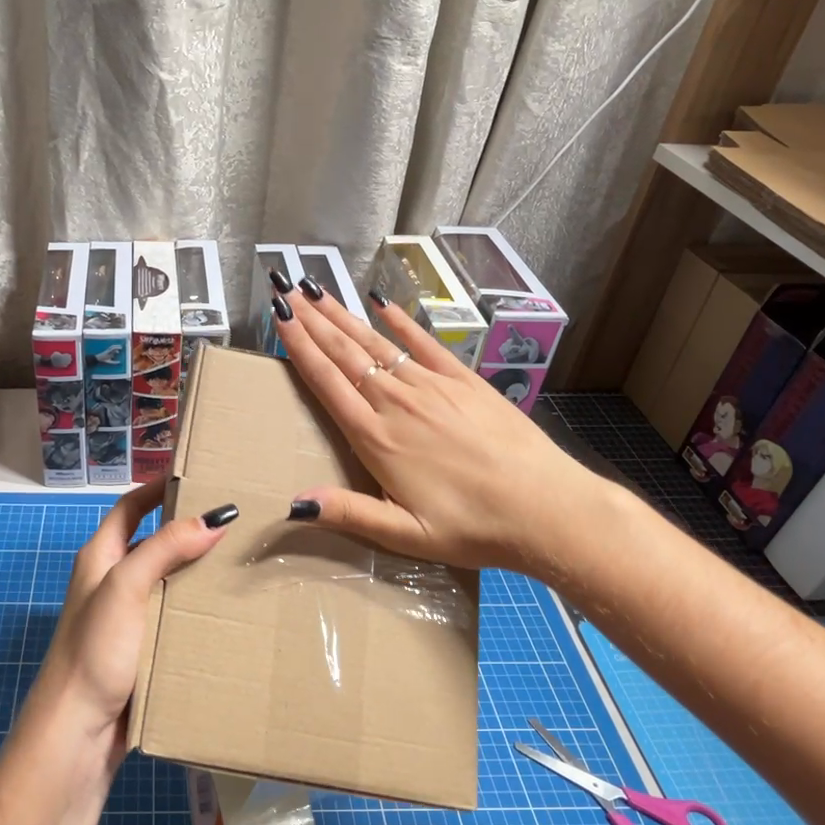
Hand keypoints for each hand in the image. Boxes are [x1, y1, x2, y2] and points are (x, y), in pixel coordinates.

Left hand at [27, 480, 235, 746]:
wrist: (76, 734)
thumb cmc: (94, 649)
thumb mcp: (126, 587)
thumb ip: (165, 548)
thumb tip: (214, 517)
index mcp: (99, 557)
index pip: (130, 507)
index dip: (157, 487)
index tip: (196, 475)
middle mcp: (110, 582)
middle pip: (152, 542)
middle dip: (188, 530)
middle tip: (234, 521)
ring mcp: (125, 618)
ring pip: (166, 582)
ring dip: (195, 572)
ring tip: (240, 561)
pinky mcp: (139, 651)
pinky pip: (171, 618)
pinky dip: (195, 609)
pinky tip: (225, 612)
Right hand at [266, 275, 607, 577]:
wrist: (545, 507)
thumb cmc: (471, 528)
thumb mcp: (405, 535)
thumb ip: (349, 513)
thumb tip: (294, 503)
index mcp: (375, 437)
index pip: (326, 381)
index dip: (299, 346)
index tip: (279, 317)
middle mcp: (397, 402)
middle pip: (346, 353)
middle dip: (313, 320)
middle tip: (287, 290)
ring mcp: (432, 386)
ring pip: (377, 343)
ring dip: (344, 316)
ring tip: (318, 291)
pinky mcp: (464, 381)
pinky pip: (423, 343)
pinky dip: (400, 321)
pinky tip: (381, 303)